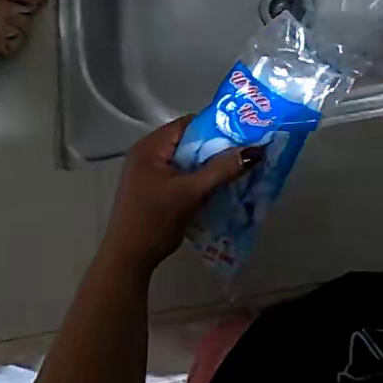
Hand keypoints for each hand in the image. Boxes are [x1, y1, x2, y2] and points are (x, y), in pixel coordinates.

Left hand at [98, 116, 260, 280]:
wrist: (127, 259)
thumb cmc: (155, 221)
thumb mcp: (191, 193)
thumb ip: (221, 170)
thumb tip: (255, 151)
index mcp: (150, 146)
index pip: (188, 124)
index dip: (216, 127)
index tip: (243, 136)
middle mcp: (147, 153)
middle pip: (187, 141)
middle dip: (215, 148)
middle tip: (244, 154)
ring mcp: (147, 172)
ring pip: (185, 160)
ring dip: (207, 166)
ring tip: (236, 170)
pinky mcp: (151, 188)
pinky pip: (179, 174)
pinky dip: (197, 178)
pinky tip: (216, 188)